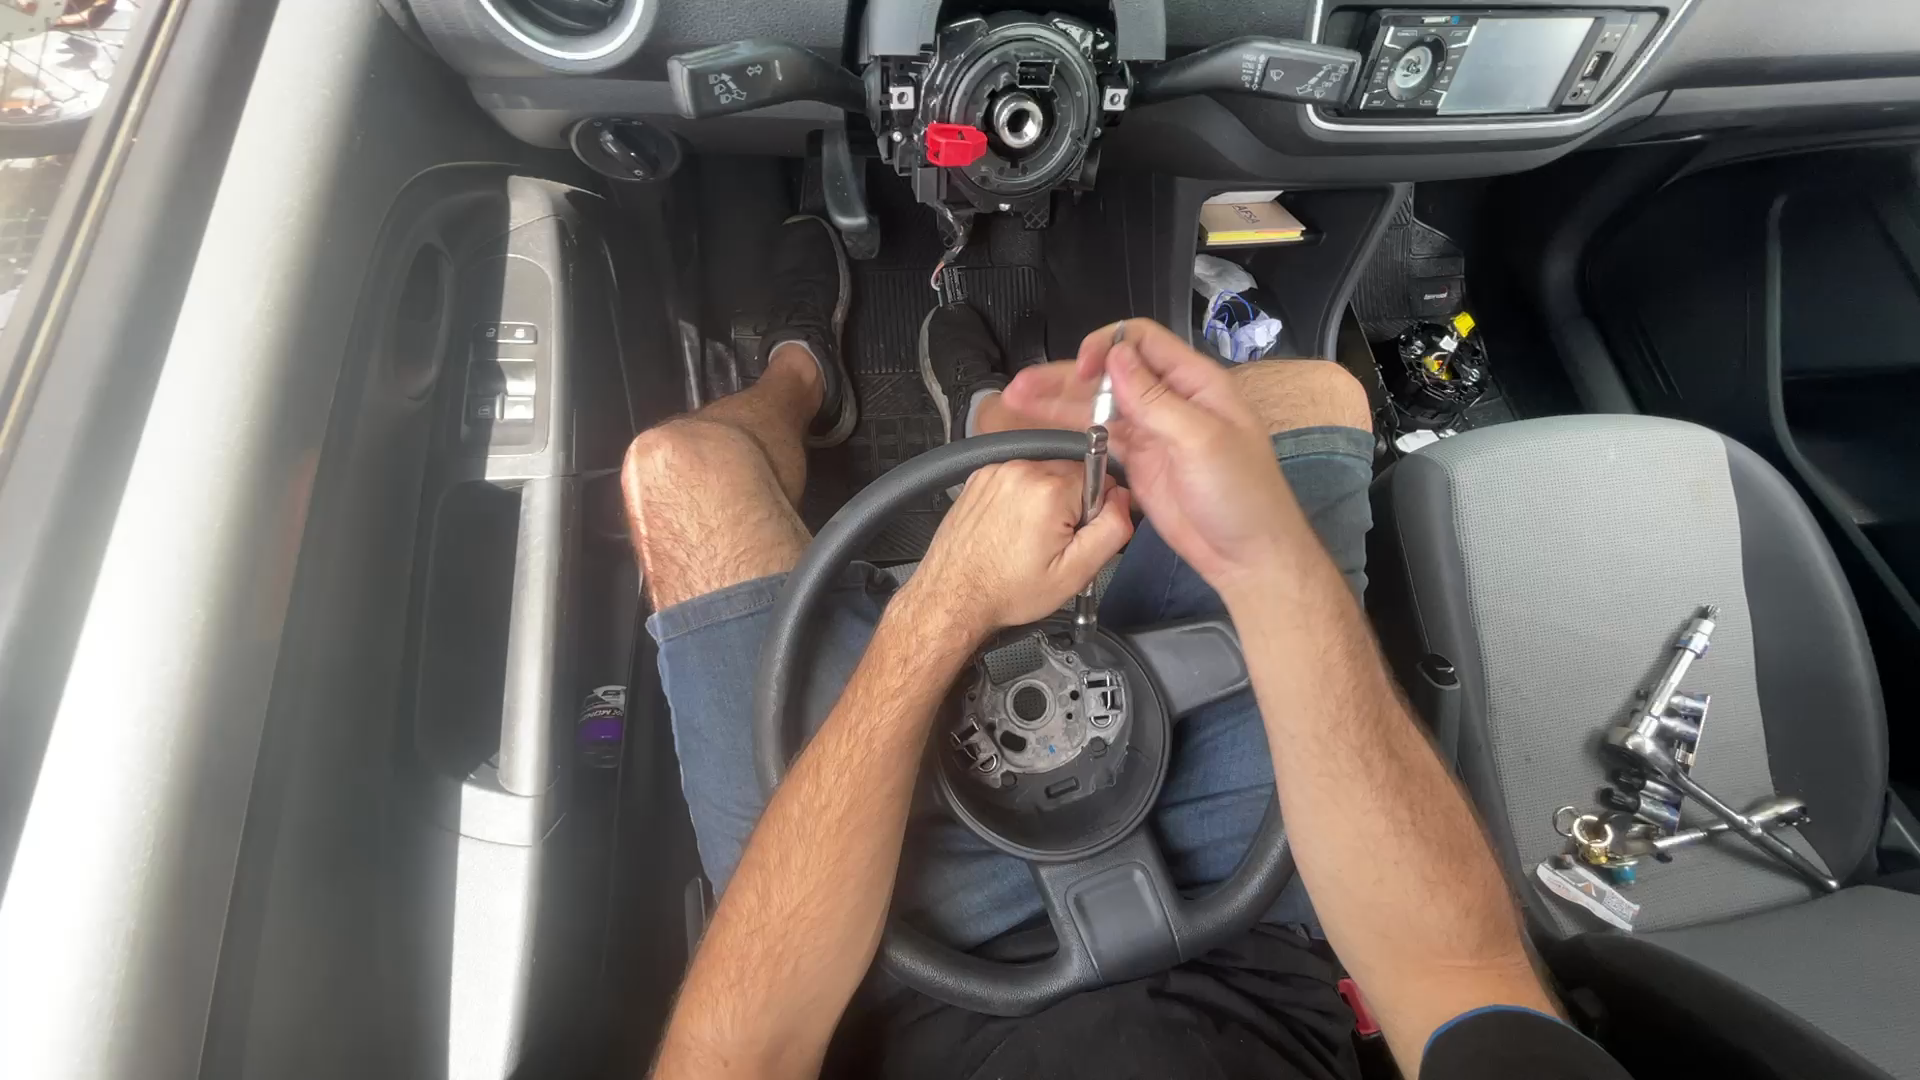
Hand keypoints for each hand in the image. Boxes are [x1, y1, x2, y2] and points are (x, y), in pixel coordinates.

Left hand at [905, 460, 1132, 642]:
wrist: (953, 597)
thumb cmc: (1005, 590)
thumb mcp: (1075, 573)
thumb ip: (1112, 530)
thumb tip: (1124, 500)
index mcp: (1049, 490)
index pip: (1099, 478)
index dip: (1093, 512)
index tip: (1074, 536)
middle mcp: (1020, 471)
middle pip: (1071, 474)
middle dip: (1070, 506)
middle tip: (1050, 543)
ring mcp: (996, 472)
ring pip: (1044, 477)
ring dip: (1044, 503)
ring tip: (1026, 539)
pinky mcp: (980, 478)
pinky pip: (1017, 480)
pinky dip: (1019, 501)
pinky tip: (1010, 531)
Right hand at [1001, 319, 1299, 591]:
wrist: (1246, 555)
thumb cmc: (1241, 495)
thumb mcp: (1202, 440)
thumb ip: (1156, 399)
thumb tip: (1116, 357)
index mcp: (1194, 383)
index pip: (1142, 342)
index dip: (1106, 347)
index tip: (1080, 369)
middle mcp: (1169, 400)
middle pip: (1110, 374)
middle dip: (1066, 376)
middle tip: (1022, 385)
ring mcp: (1151, 432)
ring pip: (1098, 406)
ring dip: (1059, 402)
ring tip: (1017, 400)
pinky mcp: (1137, 461)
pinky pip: (1099, 437)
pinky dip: (1071, 431)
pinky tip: (1043, 427)